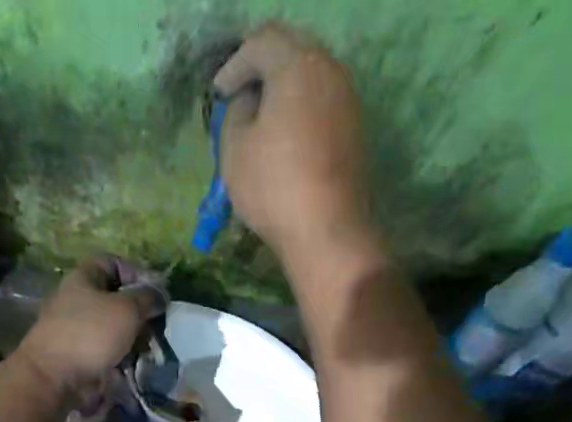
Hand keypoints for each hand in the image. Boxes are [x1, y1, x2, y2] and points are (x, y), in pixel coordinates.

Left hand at [15, 255, 165, 398]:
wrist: (54, 378)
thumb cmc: (90, 334)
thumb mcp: (126, 308)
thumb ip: (148, 298)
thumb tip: (160, 296)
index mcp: (83, 279)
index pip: (112, 263)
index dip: (136, 272)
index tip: (155, 290)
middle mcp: (78, 301)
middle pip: (115, 298)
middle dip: (139, 310)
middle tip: (157, 323)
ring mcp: (77, 331)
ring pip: (113, 327)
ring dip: (134, 336)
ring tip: (151, 345)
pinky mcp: (79, 357)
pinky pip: (107, 350)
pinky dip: (122, 355)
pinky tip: (137, 361)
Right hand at [213, 24, 376, 266]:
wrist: (326, 228)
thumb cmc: (272, 186)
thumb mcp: (234, 149)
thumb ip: (236, 112)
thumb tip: (250, 101)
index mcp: (297, 66)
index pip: (262, 42)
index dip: (234, 64)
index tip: (218, 94)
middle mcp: (329, 70)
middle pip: (292, 50)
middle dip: (261, 68)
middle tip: (237, 96)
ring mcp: (347, 97)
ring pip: (309, 76)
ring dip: (282, 88)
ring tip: (258, 117)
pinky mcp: (353, 126)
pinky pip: (320, 101)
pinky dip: (298, 107)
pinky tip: (282, 135)